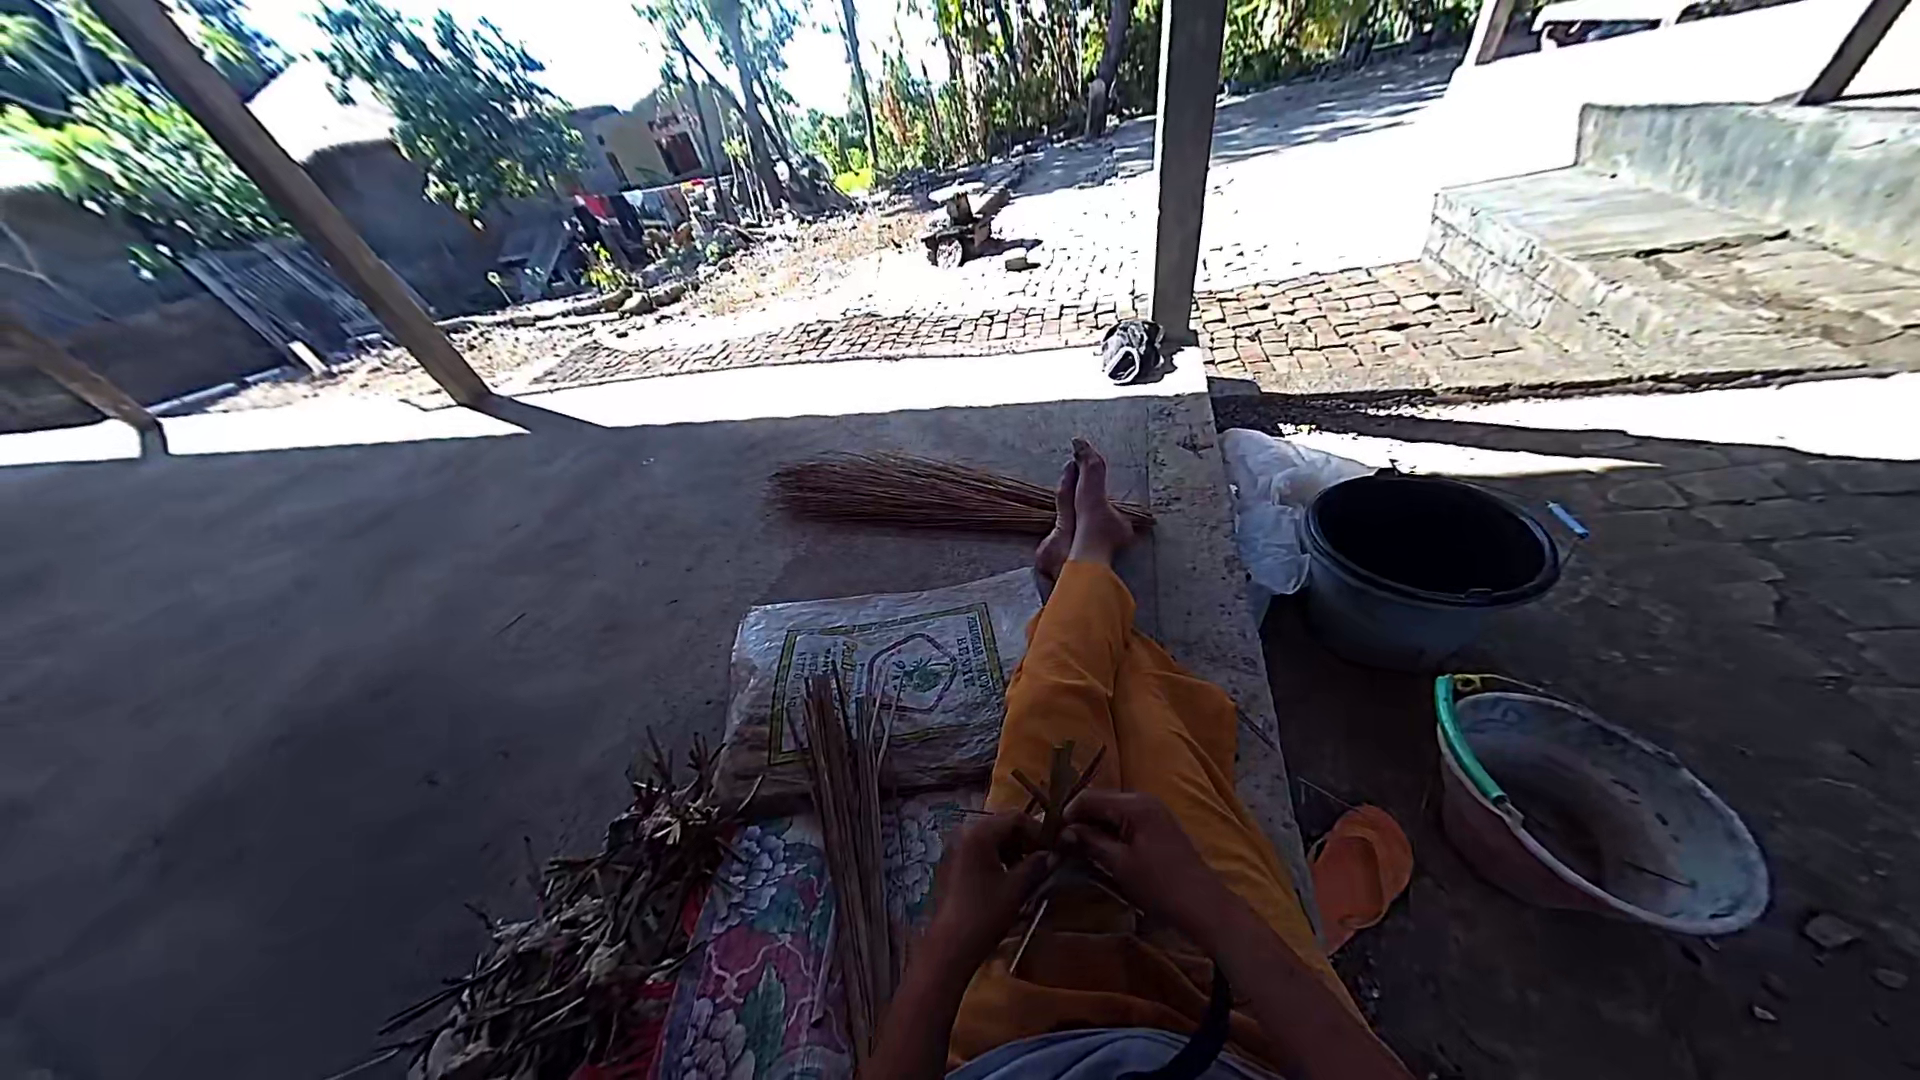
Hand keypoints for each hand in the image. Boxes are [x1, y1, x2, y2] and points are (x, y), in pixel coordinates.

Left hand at [924, 811, 1053, 969]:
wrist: (950, 946)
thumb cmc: (984, 915)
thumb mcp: (1015, 889)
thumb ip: (1036, 865)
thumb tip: (1052, 854)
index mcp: (979, 833)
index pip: (1015, 817)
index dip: (1037, 830)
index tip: (1054, 847)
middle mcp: (964, 833)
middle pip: (1002, 825)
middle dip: (1025, 840)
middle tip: (1045, 858)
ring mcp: (956, 847)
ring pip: (992, 837)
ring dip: (1013, 849)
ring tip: (1030, 869)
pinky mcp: (953, 862)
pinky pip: (980, 849)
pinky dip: (998, 857)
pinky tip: (1009, 876)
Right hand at [1061, 789, 1238, 948]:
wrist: (1205, 907)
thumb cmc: (1160, 885)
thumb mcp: (1120, 864)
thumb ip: (1090, 842)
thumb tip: (1064, 830)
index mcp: (1134, 804)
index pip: (1089, 797)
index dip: (1067, 813)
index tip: (1050, 832)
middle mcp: (1143, 799)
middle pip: (1100, 801)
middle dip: (1079, 819)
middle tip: (1059, 841)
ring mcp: (1152, 811)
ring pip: (1111, 811)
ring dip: (1093, 826)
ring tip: (1074, 847)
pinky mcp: (1156, 825)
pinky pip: (1124, 820)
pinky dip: (1108, 831)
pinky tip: (1098, 849)